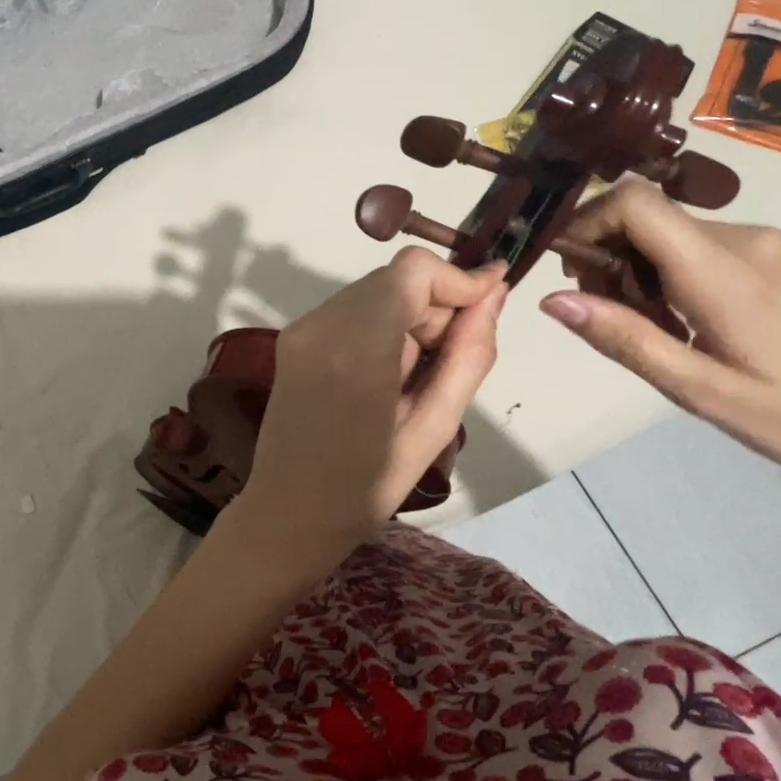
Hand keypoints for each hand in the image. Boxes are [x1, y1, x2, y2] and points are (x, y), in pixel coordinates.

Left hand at [234, 249, 507, 558]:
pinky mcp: (290, 340)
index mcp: (356, 348)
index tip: (489, 309)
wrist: (288, 511)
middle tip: (448, 364)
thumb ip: (467, 355)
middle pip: (394, 280)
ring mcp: (300, 331)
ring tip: (415, 379)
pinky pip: (349, 312)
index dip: (457, 280)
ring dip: (408, 318)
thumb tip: (491, 296)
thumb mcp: (433, 427)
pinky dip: (379, 327)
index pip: (413, 270)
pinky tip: (385, 376)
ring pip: (373, 292)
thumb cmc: (366, 485)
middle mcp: (320, 326)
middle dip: (435, 307)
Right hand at [541, 179, 780, 494]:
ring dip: (637, 275)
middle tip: (608, 323)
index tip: (567, 273)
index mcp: (722, 270)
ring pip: (671, 237)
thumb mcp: (702, 390)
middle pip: (646, 221)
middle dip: (606, 262)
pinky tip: (688, 329)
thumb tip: (550, 301)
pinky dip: (670, 279)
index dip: (586, 223)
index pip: (636, 203)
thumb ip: (625, 339)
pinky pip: (702, 250)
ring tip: (655, 336)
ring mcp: (768, 248)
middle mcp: (745, 241)